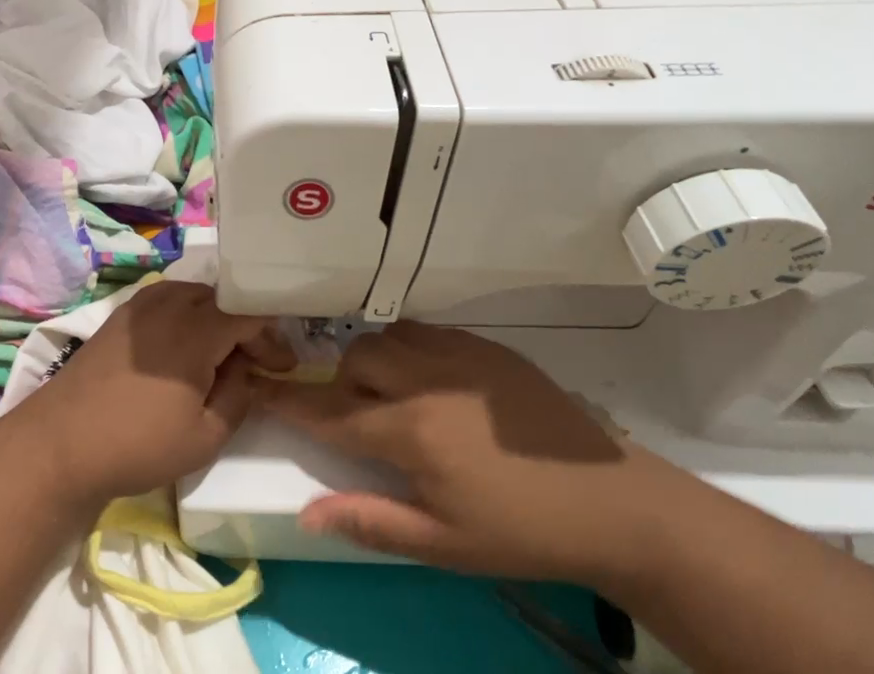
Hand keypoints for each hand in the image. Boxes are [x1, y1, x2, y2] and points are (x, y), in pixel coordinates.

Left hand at [12, 281, 293, 505]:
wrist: (60, 444)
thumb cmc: (138, 444)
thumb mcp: (206, 435)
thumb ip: (239, 396)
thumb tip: (246, 371)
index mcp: (195, 326)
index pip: (249, 313)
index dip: (272, 339)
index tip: (283, 369)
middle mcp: (167, 303)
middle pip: (221, 300)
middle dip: (245, 328)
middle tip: (257, 365)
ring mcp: (138, 307)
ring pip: (192, 298)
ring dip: (214, 321)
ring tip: (221, 358)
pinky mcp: (118, 319)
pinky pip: (165, 304)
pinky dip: (185, 319)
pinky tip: (183, 353)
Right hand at [256, 322, 687, 584]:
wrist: (615, 503)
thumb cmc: (522, 531)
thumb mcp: (443, 543)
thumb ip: (370, 521)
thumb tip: (306, 513)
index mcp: (412, 431)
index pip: (331, 411)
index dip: (290, 401)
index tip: (258, 385)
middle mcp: (428, 381)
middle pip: (357, 359)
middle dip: (343, 383)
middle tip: (364, 420)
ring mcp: (463, 357)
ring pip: (390, 336)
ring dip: (376, 360)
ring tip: (396, 396)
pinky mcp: (491, 349)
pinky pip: (429, 330)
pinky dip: (411, 348)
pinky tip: (433, 379)